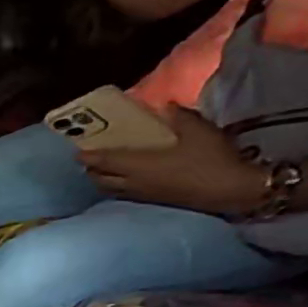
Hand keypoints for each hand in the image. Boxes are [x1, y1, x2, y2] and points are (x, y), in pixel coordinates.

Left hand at [80, 105, 268, 214]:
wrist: (231, 190)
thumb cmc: (211, 159)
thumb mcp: (198, 131)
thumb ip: (179, 117)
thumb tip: (165, 105)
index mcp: (138, 165)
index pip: (105, 161)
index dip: (89, 157)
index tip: (76, 154)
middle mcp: (133, 182)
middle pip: (101, 179)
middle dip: (91, 170)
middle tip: (88, 161)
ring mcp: (142, 194)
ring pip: (111, 190)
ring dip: (101, 181)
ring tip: (101, 172)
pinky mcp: (154, 201)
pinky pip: (124, 195)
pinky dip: (116, 188)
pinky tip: (124, 182)